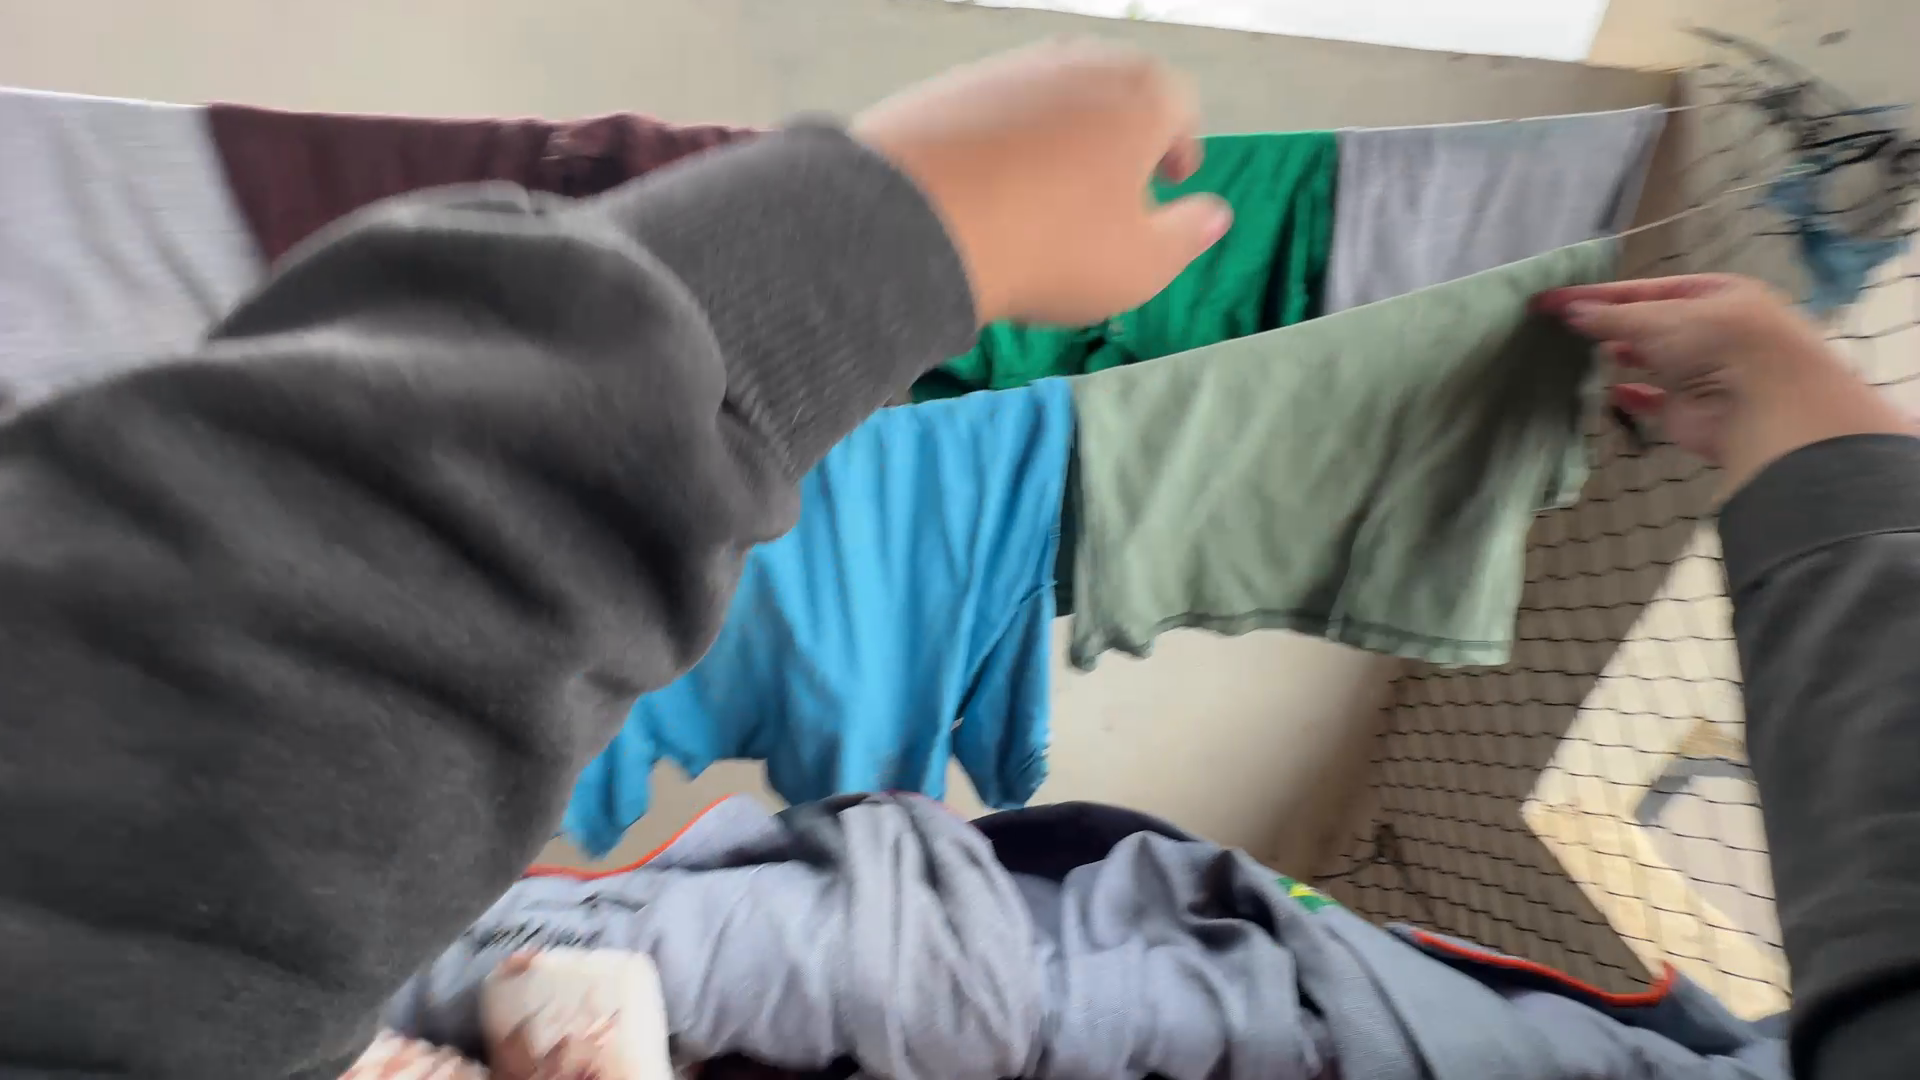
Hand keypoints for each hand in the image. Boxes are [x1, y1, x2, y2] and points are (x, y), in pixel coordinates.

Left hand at [852, 39, 1231, 326]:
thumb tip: (1216, 215)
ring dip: (1063, 141)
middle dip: (1124, 139)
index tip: (1175, 175)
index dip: (1182, 143)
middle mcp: (1077, 63)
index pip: (1179, 106)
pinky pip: (994, 116)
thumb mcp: (1140, 266)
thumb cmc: (1053, 250)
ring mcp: (1008, 69)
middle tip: (1118, 185)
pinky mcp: (949, 89)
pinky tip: (994, 190)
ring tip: (1053, 195)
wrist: (924, 226)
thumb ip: (1188, 237)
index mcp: (1140, 95)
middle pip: (1116, 94)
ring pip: (1053, 101)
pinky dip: (1006, 146)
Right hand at [1534, 274, 1910, 491]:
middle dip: (1605, 324)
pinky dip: (1627, 395)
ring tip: (1576, 355)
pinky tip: (1606, 393)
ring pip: (1647, 358)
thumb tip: (1567, 311)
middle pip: (1645, 322)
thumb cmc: (1718, 345)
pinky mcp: (1687, 405)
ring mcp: (1700, 368)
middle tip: (1557, 328)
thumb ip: (1609, 316)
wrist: (1762, 407)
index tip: (1543, 301)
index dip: (1590, 295)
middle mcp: (1710, 328)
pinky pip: (1649, 397)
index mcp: (1713, 295)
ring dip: (1616, 356)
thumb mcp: (1659, 318)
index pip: (1640, 289)